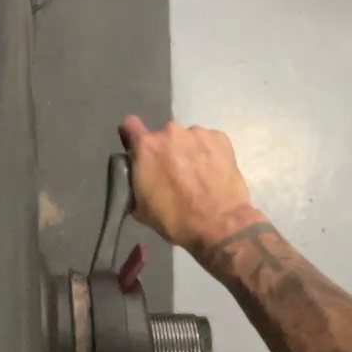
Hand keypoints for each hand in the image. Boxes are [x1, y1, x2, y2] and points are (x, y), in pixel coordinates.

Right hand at [119, 115, 266, 258]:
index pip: (130, 124)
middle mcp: (170, 131)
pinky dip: (209, 153)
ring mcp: (197, 133)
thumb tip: (137, 173)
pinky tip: (214, 173)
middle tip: (175, 173)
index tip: (138, 149)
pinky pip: (209, 141)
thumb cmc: (175, 219)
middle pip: (163, 136)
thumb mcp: (140, 206)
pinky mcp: (220, 138)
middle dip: (166, 150)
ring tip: (199, 175)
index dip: (132, 136)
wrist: (220, 227)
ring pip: (187, 138)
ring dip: (189, 151)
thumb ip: (134, 180)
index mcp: (147, 146)